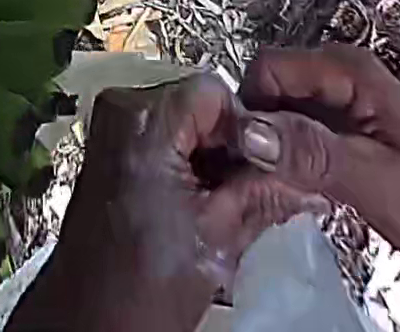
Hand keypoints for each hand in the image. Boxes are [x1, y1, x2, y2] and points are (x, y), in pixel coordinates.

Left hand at [7, 74, 324, 331]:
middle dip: (229, 142)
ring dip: (209, 151)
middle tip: (251, 190)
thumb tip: (309, 176)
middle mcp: (121, 105)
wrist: (91, 311)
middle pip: (196, 100)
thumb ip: (264, 193)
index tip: (266, 169)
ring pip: (181, 115)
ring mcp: (110, 119)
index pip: (214, 91)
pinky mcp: (109, 137)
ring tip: (222, 200)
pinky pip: (160, 128)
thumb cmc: (146, 280)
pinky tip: (196, 196)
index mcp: (143, 118)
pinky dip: (184, 154)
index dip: (248, 128)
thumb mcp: (220, 235)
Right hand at [239, 45, 399, 329]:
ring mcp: (340, 103)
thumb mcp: (381, 185)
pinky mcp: (341, 133)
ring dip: (266, 145)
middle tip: (252, 176)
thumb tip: (245, 129)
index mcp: (348, 69)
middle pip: (267, 87)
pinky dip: (282, 156)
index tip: (241, 154)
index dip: (248, 107)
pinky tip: (288, 185)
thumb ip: (312, 154)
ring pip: (276, 111)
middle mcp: (339, 76)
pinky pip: (293, 132)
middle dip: (253, 127)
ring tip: (267, 184)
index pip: (266, 68)